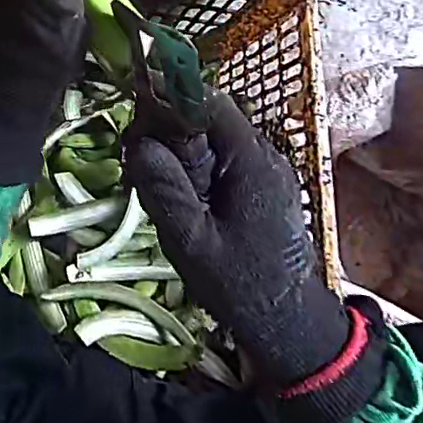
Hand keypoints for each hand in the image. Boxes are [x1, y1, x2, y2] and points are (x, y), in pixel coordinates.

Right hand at [123, 93, 356, 392]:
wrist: (287, 324)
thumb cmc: (239, 285)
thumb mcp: (191, 241)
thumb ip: (165, 189)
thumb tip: (138, 141)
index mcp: (252, 162)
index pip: (209, 102)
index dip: (168, 99)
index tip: (135, 118)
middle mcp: (263, 155)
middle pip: (208, 114)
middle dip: (167, 124)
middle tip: (134, 153)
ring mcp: (264, 168)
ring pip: (211, 133)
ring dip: (176, 144)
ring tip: (148, 173)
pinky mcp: (258, 182)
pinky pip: (219, 154)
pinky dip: (191, 160)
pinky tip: (173, 187)